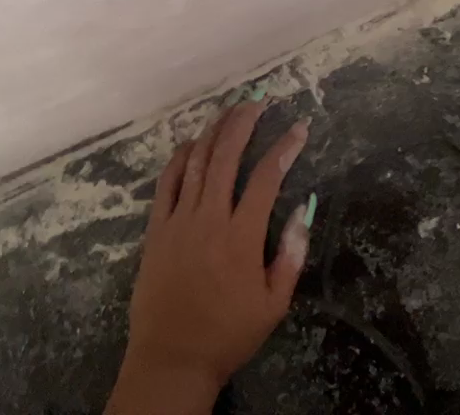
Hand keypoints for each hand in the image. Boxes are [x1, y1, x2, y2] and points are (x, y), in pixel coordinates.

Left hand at [106, 98, 313, 413]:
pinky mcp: (156, 228)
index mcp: (242, 236)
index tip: (300, 127)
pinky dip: (179, 157)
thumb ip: (291, 253)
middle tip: (259, 101)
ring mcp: (179, 220)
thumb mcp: (274, 304)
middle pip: (227, 156)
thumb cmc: (228, 333)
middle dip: (244, 122)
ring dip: (214, 131)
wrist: (172, 358)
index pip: (267, 177)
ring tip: (229, 110)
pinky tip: (191, 142)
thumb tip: (303, 208)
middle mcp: (209, 218)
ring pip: (197, 162)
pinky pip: (167, 182)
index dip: (285, 147)